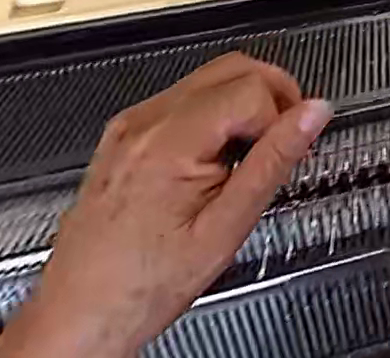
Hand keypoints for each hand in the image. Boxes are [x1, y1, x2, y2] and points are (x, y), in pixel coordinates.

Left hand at [0, 53, 331, 357]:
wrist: (73, 323)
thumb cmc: (142, 287)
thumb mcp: (227, 226)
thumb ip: (276, 159)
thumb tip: (315, 111)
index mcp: (169, 144)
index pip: (253, 89)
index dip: (281, 117)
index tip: (285, 150)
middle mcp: (144, 124)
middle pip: (237, 67)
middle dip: (274, 95)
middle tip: (284, 138)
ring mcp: (131, 126)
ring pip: (216, 75)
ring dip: (250, 100)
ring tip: (252, 149)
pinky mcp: (127, 133)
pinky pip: (191, 94)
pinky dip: (221, 108)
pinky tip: (221, 152)